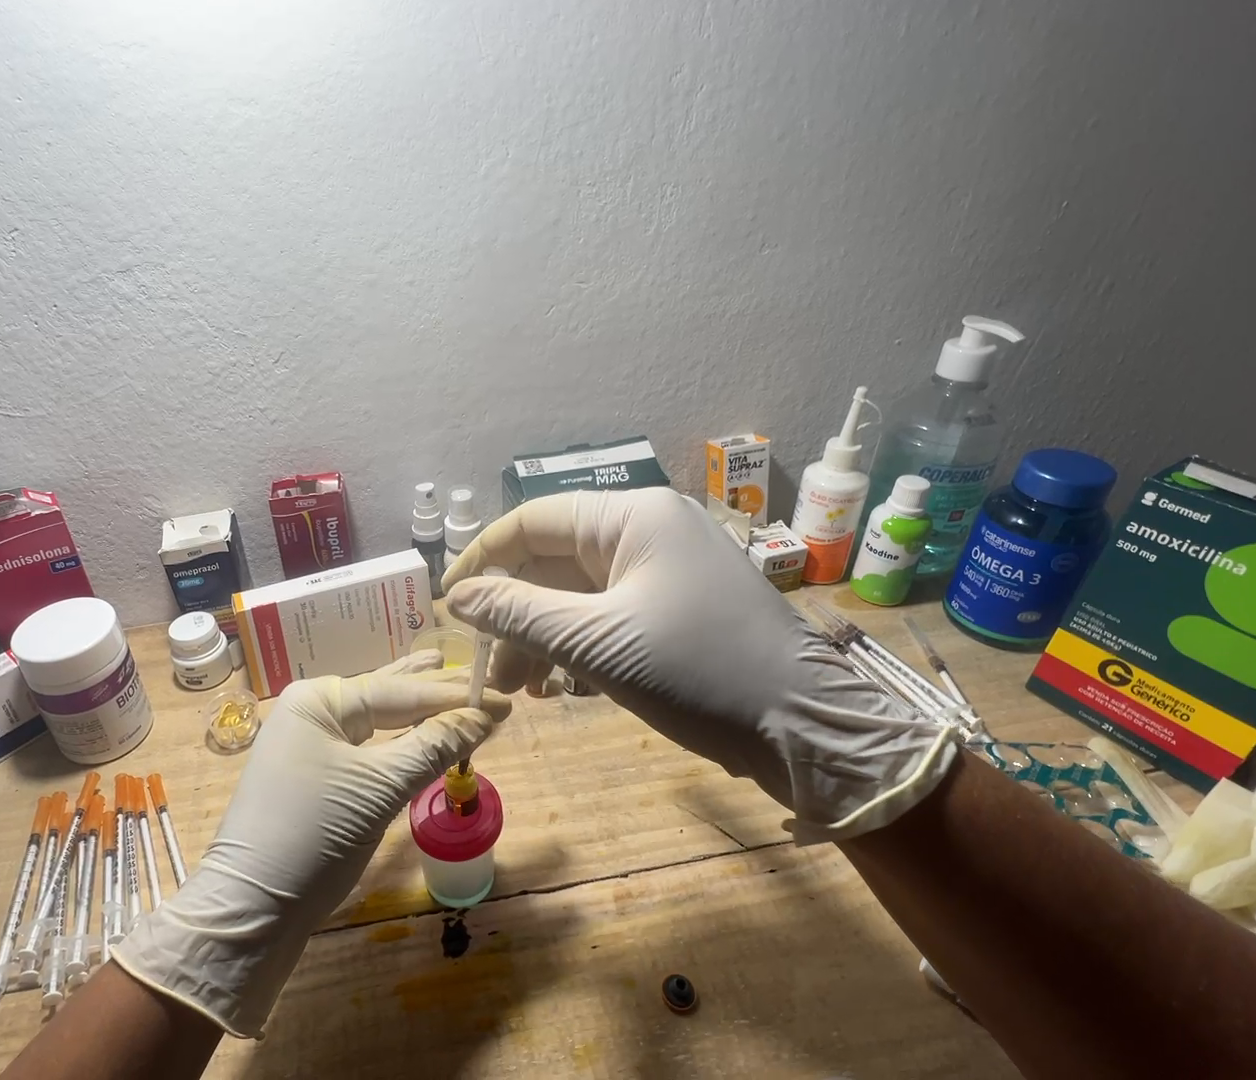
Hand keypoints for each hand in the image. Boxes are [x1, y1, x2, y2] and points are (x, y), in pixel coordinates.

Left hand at [109, 652, 512, 1037]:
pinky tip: (420, 726)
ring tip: (453, 677)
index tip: (506, 698)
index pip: (401, 690)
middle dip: (438, 692)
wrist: (252, 912)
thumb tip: (491, 713)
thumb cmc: (315, 836)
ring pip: (378, 719)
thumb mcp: (381, 787)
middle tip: (489, 680)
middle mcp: (313, 710)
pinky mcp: (316, 776)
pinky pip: (369, 746)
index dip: (456, 695)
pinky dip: (401, 739)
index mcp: (319, 699)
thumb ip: (436, 744)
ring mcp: (311, 743)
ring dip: (420, 709)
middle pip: (388, 695)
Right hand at [442, 487, 955, 842]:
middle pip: (553, 559)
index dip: (482, 562)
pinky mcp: (675, 608)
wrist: (807, 729)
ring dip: (540, 636)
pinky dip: (576, 646)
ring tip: (519, 688)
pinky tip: (556, 686)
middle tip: (486, 666)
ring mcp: (664, 569)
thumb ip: (519, 614)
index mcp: (631, 516)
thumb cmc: (698, 672)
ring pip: (576, 593)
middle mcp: (646, 530)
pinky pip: (606, 615)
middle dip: (513, 612)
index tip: (448, 609)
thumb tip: (460, 599)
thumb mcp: (597, 643)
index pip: (531, 521)